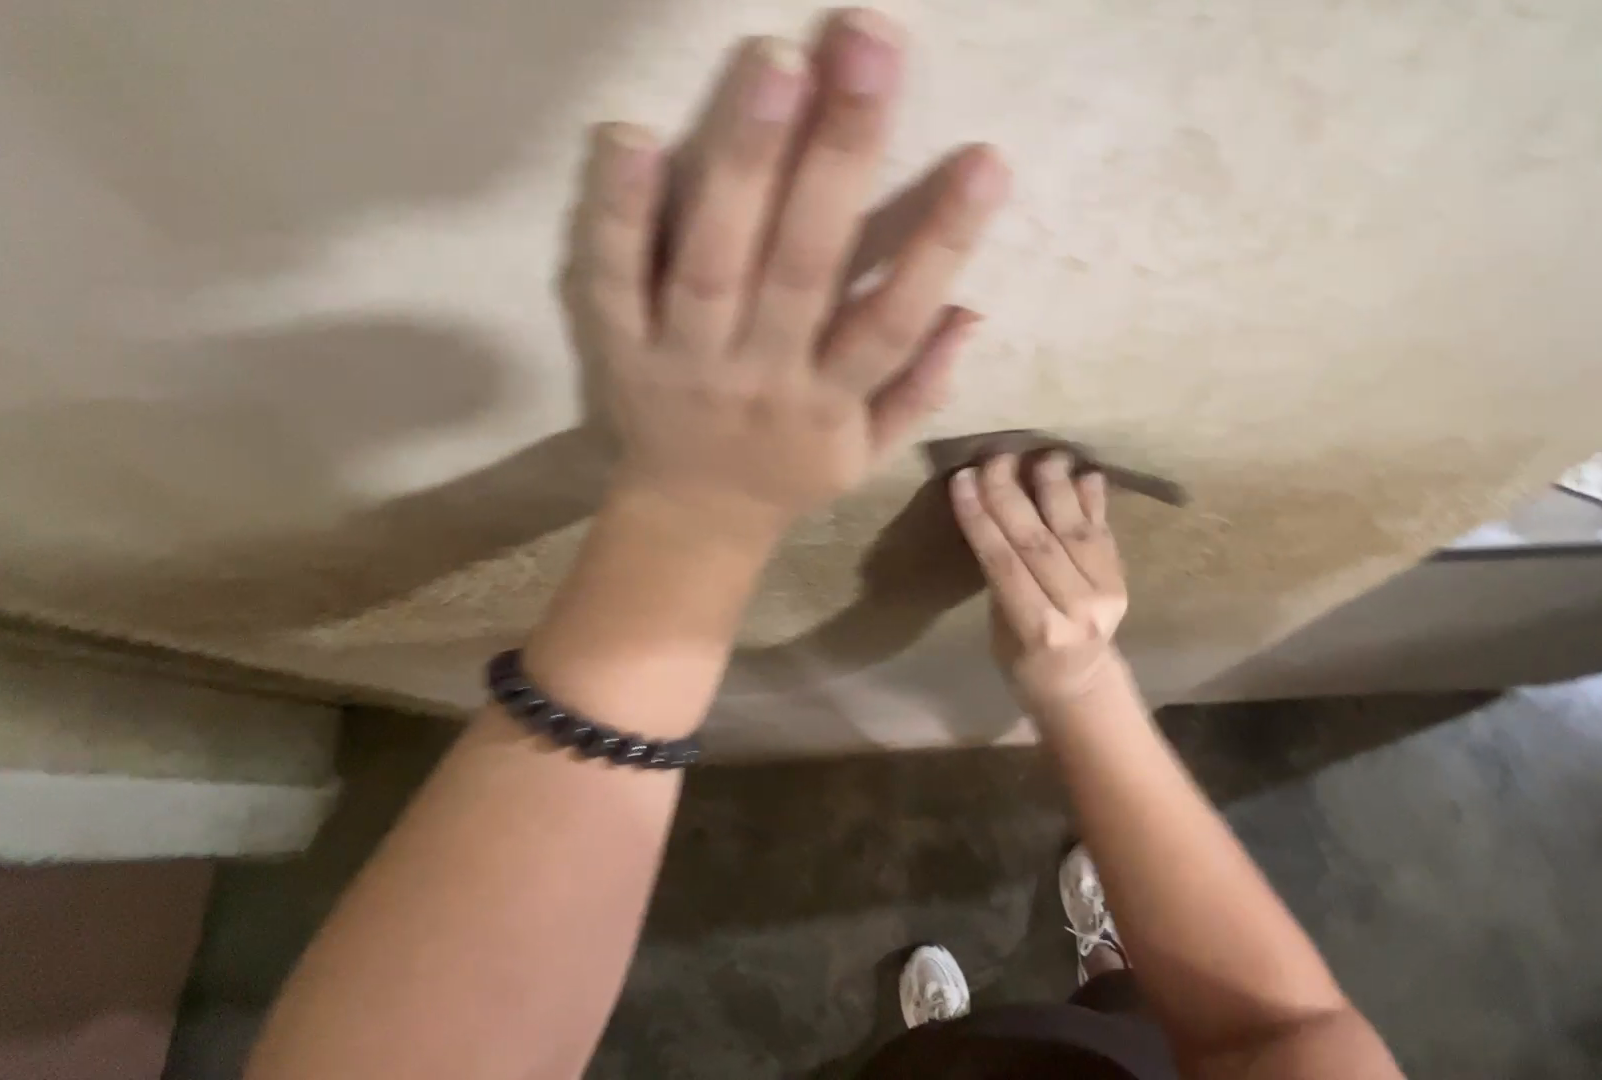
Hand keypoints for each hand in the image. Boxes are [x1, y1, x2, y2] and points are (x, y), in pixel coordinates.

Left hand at [562, 11, 1011, 538]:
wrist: (693, 515)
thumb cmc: (793, 472)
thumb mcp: (870, 452)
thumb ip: (921, 387)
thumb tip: (971, 310)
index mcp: (829, 404)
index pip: (893, 320)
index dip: (940, 242)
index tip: (986, 161)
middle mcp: (761, 375)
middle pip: (804, 266)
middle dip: (841, 156)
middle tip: (870, 46)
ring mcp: (684, 358)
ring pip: (715, 259)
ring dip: (744, 160)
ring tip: (777, 60)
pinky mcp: (620, 346)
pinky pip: (615, 279)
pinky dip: (620, 213)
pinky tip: (631, 134)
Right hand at [950, 453, 1130, 708]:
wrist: (1080, 685)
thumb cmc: (1024, 664)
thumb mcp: (1000, 631)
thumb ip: (1001, 578)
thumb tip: (991, 513)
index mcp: (1038, 630)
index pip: (1004, 563)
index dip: (981, 518)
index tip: (963, 478)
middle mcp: (1077, 611)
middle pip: (1038, 542)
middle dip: (1012, 494)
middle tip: (995, 458)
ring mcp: (1107, 595)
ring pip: (1075, 531)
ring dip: (1057, 489)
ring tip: (1043, 455)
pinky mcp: (1122, 581)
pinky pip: (1103, 534)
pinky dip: (1093, 502)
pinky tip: (1084, 473)